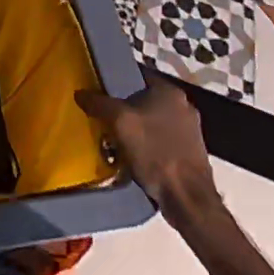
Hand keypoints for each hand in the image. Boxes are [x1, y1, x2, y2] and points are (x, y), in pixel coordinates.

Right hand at [76, 76, 221, 224]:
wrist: (187, 197)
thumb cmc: (154, 152)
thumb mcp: (119, 123)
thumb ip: (99, 104)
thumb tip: (80, 94)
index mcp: (170, 91)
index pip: (138, 77)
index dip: (118, 85)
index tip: (102, 97)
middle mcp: (184, 105)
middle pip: (146, 102)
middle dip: (127, 112)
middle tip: (108, 123)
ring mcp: (191, 130)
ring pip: (155, 123)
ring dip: (139, 132)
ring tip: (119, 145)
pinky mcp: (193, 153)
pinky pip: (164, 141)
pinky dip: (151, 147)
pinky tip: (138, 160)